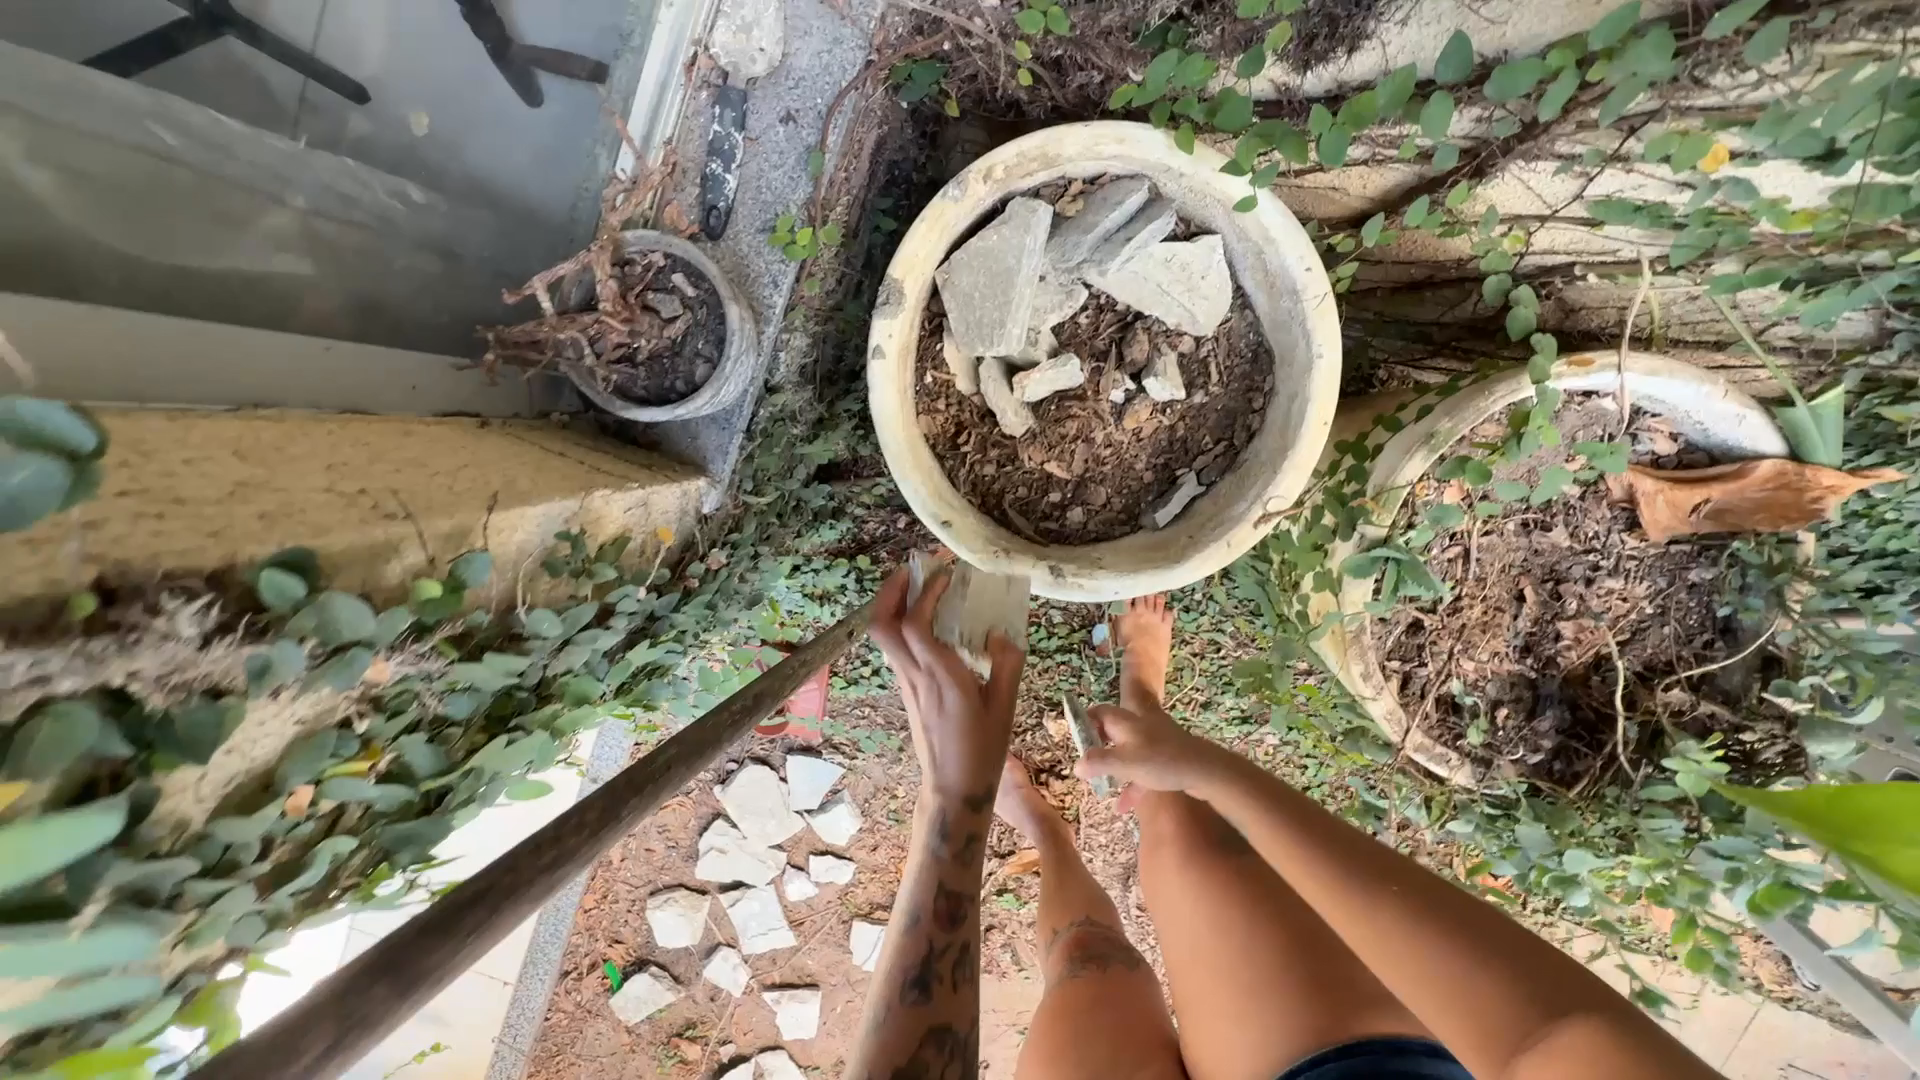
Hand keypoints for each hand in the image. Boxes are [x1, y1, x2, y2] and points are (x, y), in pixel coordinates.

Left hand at [869, 566, 1023, 801]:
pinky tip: (927, 621)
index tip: (946, 573)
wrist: (952, 789)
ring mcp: (906, 684)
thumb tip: (1001, 632)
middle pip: (882, 625)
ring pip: (883, 636)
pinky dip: (902, 624)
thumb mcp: (1006, 706)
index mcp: (941, 677)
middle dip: (891, 590)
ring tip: (918, 586)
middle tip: (913, 570)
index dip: (926, 592)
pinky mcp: (906, 691)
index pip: (916, 624)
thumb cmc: (982, 750)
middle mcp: (915, 676)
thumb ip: (1006, 664)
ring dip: (893, 604)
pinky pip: (895, 648)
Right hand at [1075, 704, 1233, 805]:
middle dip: (1099, 749)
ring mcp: (1154, 741)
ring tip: (1103, 786)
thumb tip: (1076, 765)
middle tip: (1088, 765)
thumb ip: (1099, 763)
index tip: (1076, 741)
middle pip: (1112, 732)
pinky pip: (1143, 767)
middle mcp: (1138, 726)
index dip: (1085, 723)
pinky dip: (1133, 783)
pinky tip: (1125, 806)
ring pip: (1127, 752)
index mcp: (1125, 721)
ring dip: (1115, 769)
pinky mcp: (1166, 757)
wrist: (1206, 769)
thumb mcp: (1125, 763)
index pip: (1099, 712)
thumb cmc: (1161, 761)